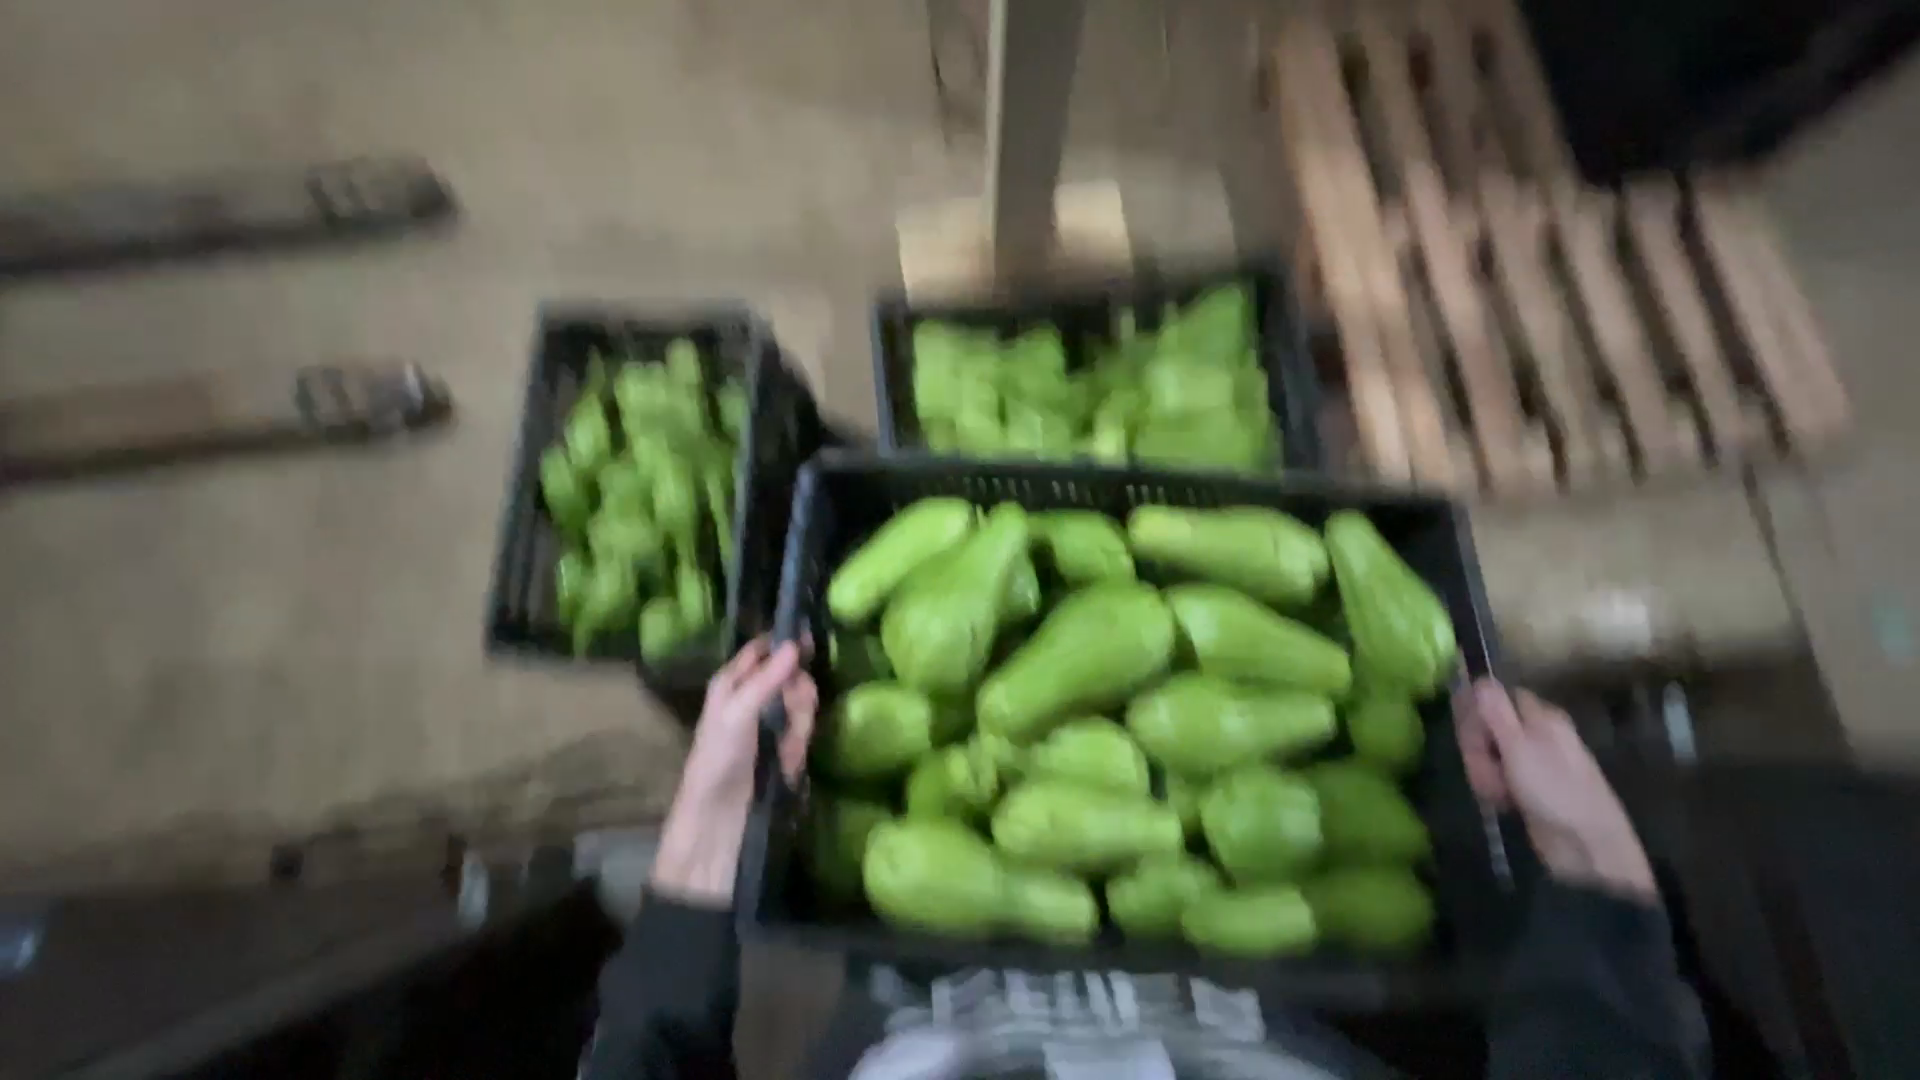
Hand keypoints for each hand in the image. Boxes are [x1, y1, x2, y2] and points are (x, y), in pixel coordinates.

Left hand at [650, 638, 817, 905]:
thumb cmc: (719, 758)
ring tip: (787, 746)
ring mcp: (772, 722)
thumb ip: (768, 678)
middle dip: (798, 691)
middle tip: (796, 706)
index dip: (785, 642)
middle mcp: (754, 696)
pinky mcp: (787, 747)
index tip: (810, 641)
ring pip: (802, 703)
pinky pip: (804, 731)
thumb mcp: (739, 711)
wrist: (721, 818)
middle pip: (791, 675)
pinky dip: (799, 744)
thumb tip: (795, 644)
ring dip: (800, 721)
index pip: (764, 648)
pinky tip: (789, 760)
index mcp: (732, 680)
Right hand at [1455, 677, 1655, 900]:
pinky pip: (1497, 774)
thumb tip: (1479, 674)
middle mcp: (1536, 733)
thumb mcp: (1519, 746)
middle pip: (1487, 725)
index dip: (1476, 712)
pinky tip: (1502, 800)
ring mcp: (1532, 760)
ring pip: (1489, 752)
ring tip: (1497, 791)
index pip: (1494, 697)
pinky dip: (1494, 786)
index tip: (1469, 732)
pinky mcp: (1527, 784)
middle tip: (1485, 768)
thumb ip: (1496, 710)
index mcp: (1541, 717)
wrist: (1585, 845)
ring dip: (1484, 771)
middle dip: (1478, 747)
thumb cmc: (1555, 790)